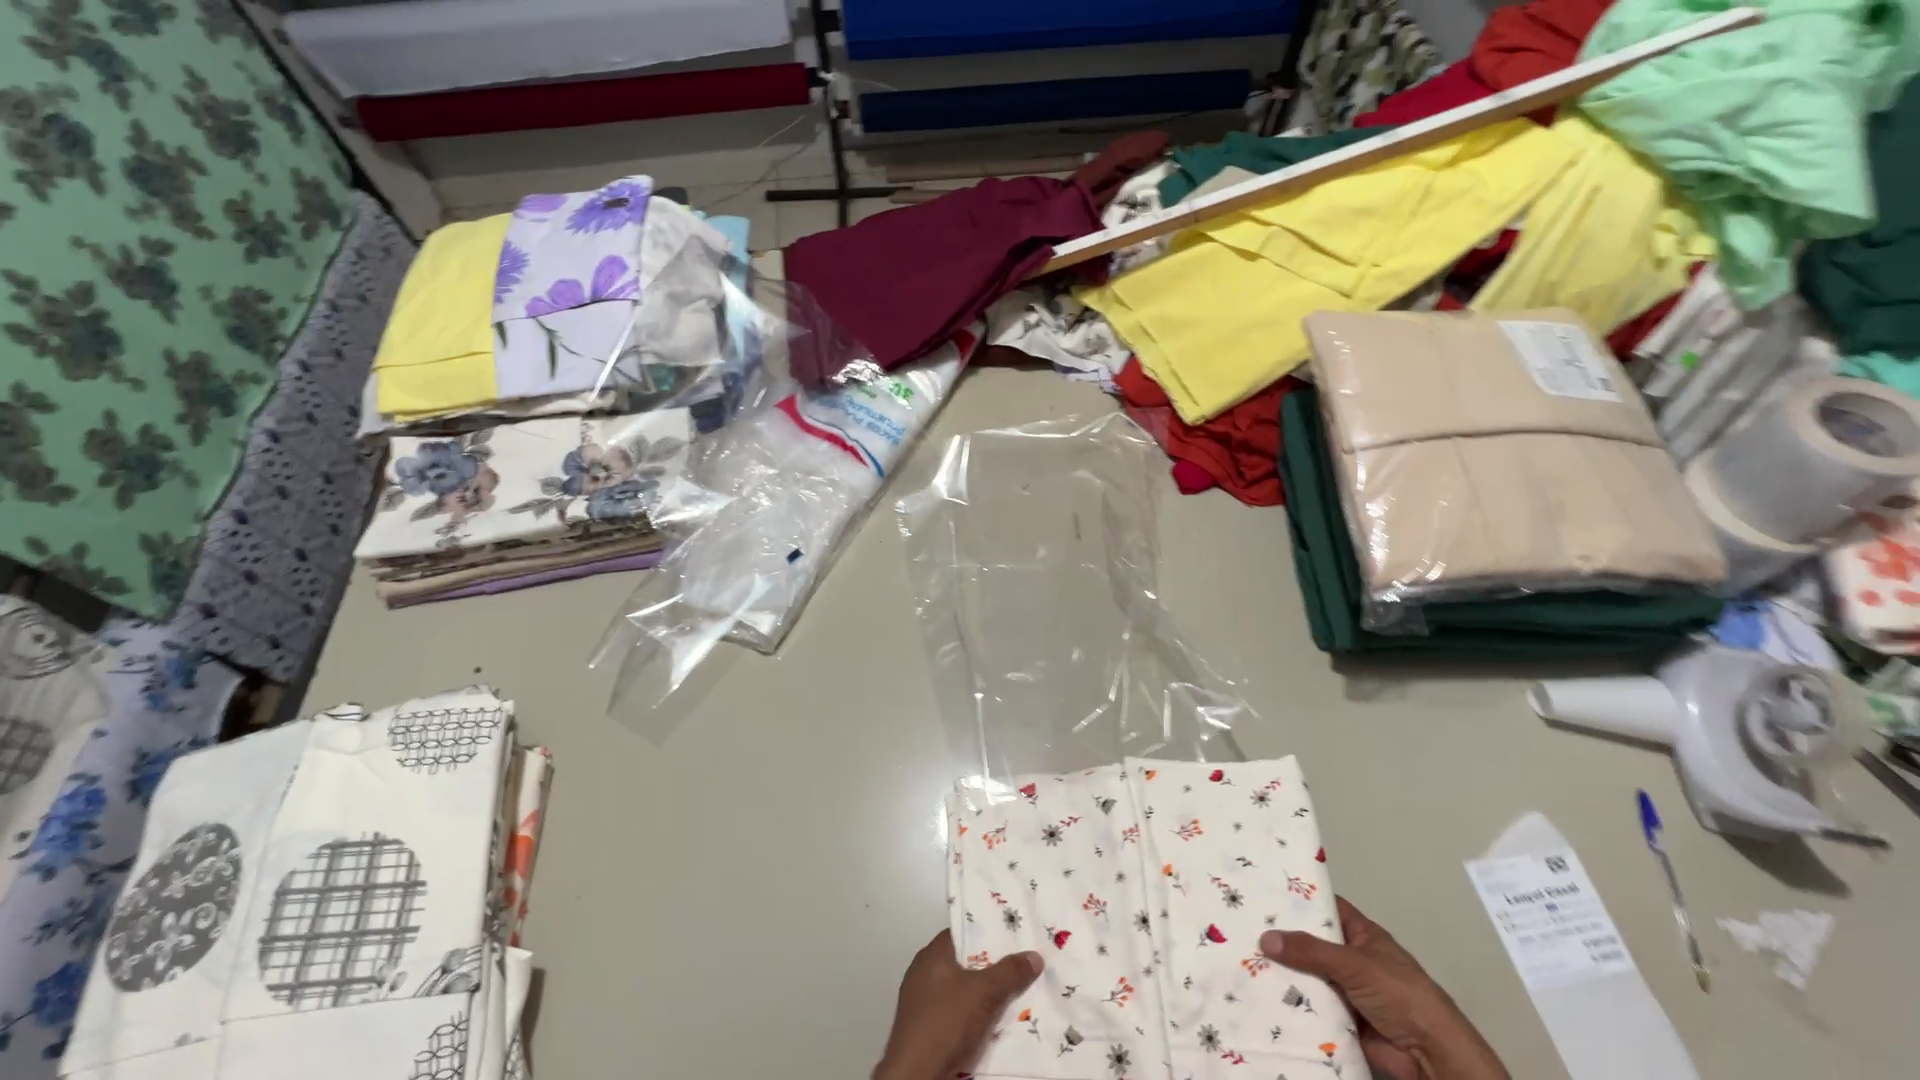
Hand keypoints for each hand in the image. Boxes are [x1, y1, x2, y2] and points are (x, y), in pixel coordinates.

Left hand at [873, 931, 1043, 1079]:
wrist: (916, 1075)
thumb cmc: (946, 1022)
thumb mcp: (984, 993)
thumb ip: (1010, 972)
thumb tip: (1034, 955)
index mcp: (932, 955)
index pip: (962, 932)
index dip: (987, 932)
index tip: (1013, 936)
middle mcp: (923, 974)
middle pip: (964, 963)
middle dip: (992, 966)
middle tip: (1022, 965)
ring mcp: (922, 1003)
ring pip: (962, 991)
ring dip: (985, 995)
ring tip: (1016, 993)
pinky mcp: (926, 1029)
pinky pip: (956, 1014)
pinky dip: (974, 1016)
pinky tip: (995, 1023)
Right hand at [1260, 897, 1508, 1079]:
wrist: (1427, 1052)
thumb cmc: (1399, 994)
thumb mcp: (1354, 964)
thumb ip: (1311, 951)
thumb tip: (1266, 938)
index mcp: (1362, 936)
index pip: (1327, 909)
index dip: (1300, 900)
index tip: (1264, 892)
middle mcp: (1351, 959)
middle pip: (1311, 943)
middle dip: (1282, 938)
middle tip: (1241, 926)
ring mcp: (1344, 990)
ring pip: (1306, 975)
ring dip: (1281, 972)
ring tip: (1238, 957)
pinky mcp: (1338, 1018)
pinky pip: (1308, 1006)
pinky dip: (1288, 1002)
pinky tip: (1256, 993)